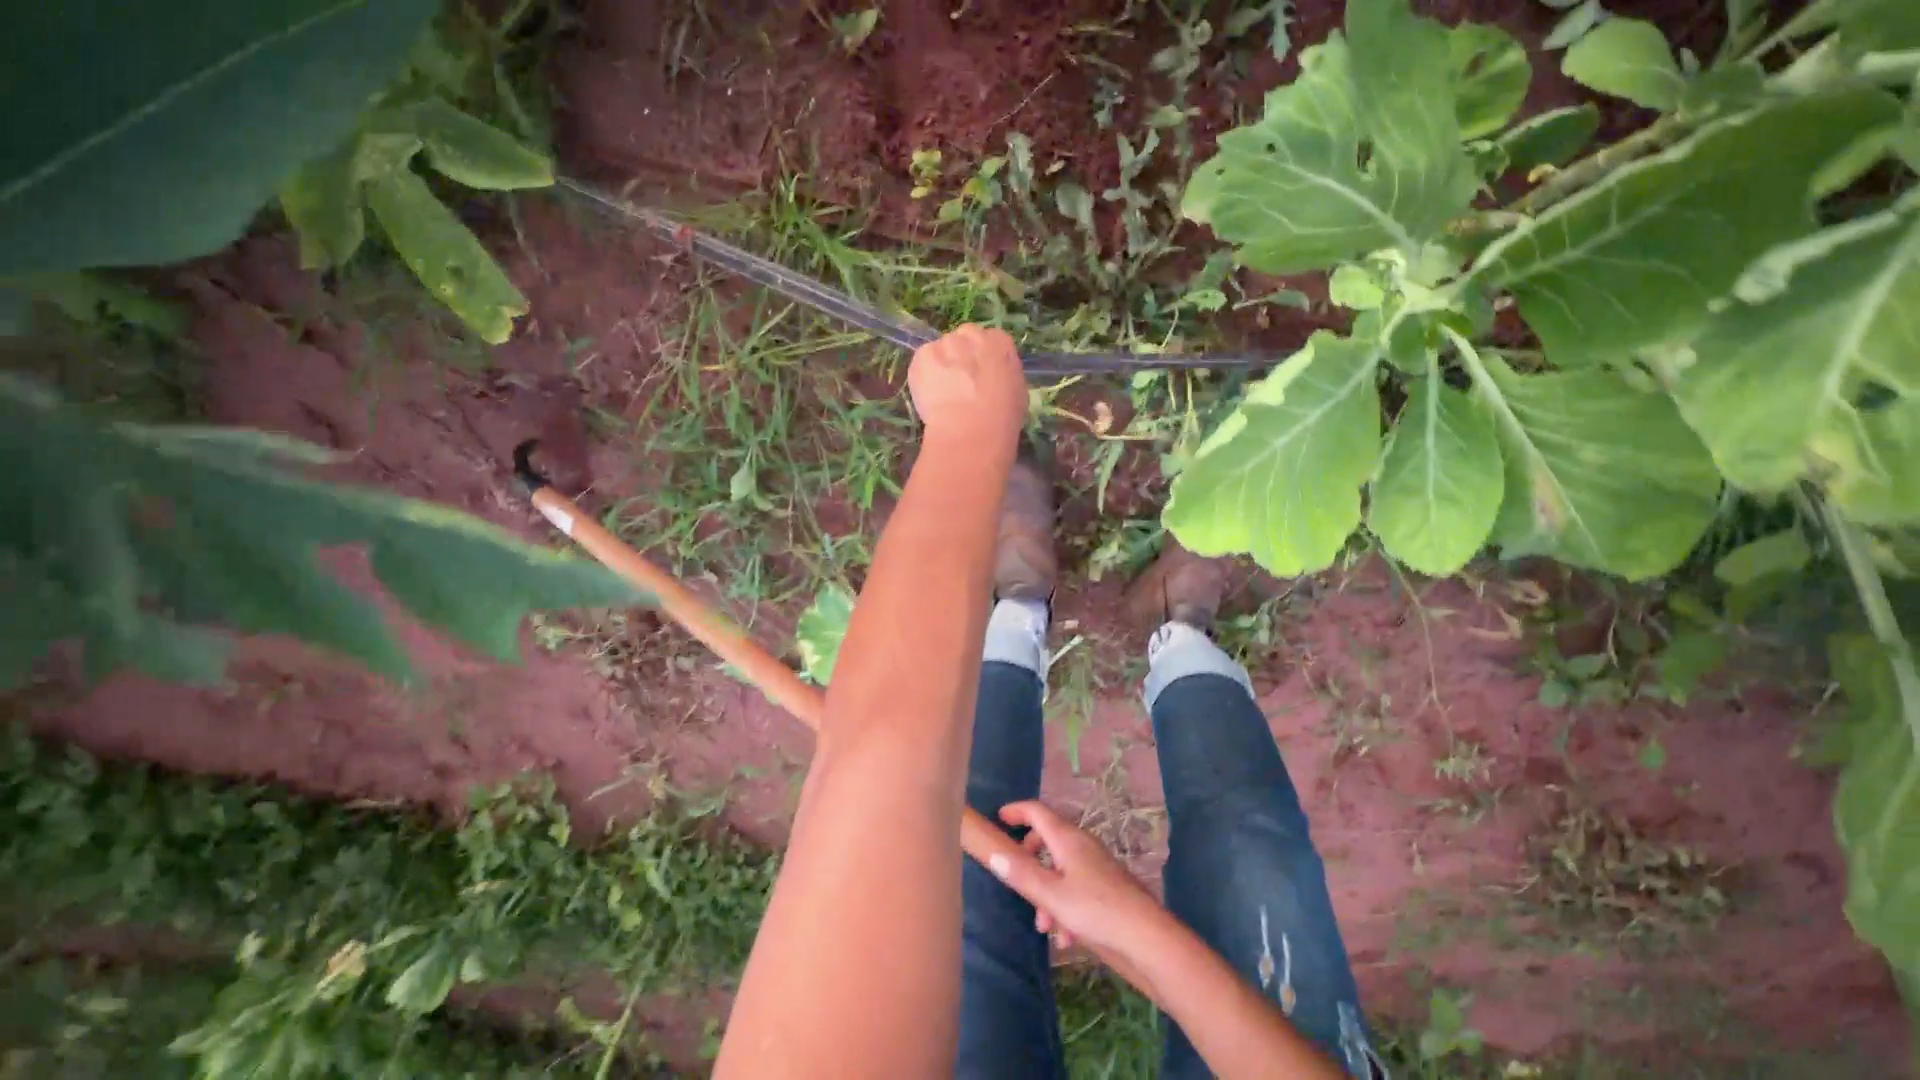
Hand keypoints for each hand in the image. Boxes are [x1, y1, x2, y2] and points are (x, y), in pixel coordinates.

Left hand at [907, 325, 1024, 439]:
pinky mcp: (922, 356)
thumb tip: (993, 377)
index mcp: (1000, 341)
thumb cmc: (1002, 417)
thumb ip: (1003, 374)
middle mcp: (972, 334)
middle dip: (961, 356)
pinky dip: (924, 376)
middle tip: (961, 383)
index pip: (991, 339)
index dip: (983, 359)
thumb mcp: (1017, 391)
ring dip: (941, 366)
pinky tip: (931, 396)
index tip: (981, 376)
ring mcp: (945, 344)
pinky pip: (922, 362)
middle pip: (963, 338)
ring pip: (941, 351)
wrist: (971, 430)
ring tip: (943, 394)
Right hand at [987, 801, 1166, 959]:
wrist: (1145, 934)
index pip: (1037, 811)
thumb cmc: (1094, 909)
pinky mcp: (1106, 883)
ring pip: (1060, 869)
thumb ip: (1022, 874)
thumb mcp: (1051, 895)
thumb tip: (995, 854)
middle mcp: (1082, 844)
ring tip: (1045, 927)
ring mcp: (1096, 863)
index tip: (999, 818)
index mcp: (1067, 838)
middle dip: (1029, 862)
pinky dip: (1064, 904)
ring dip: (1046, 894)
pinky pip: (1076, 885)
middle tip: (1016, 880)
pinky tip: (1067, 936)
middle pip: (1047, 840)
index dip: (1016, 811)